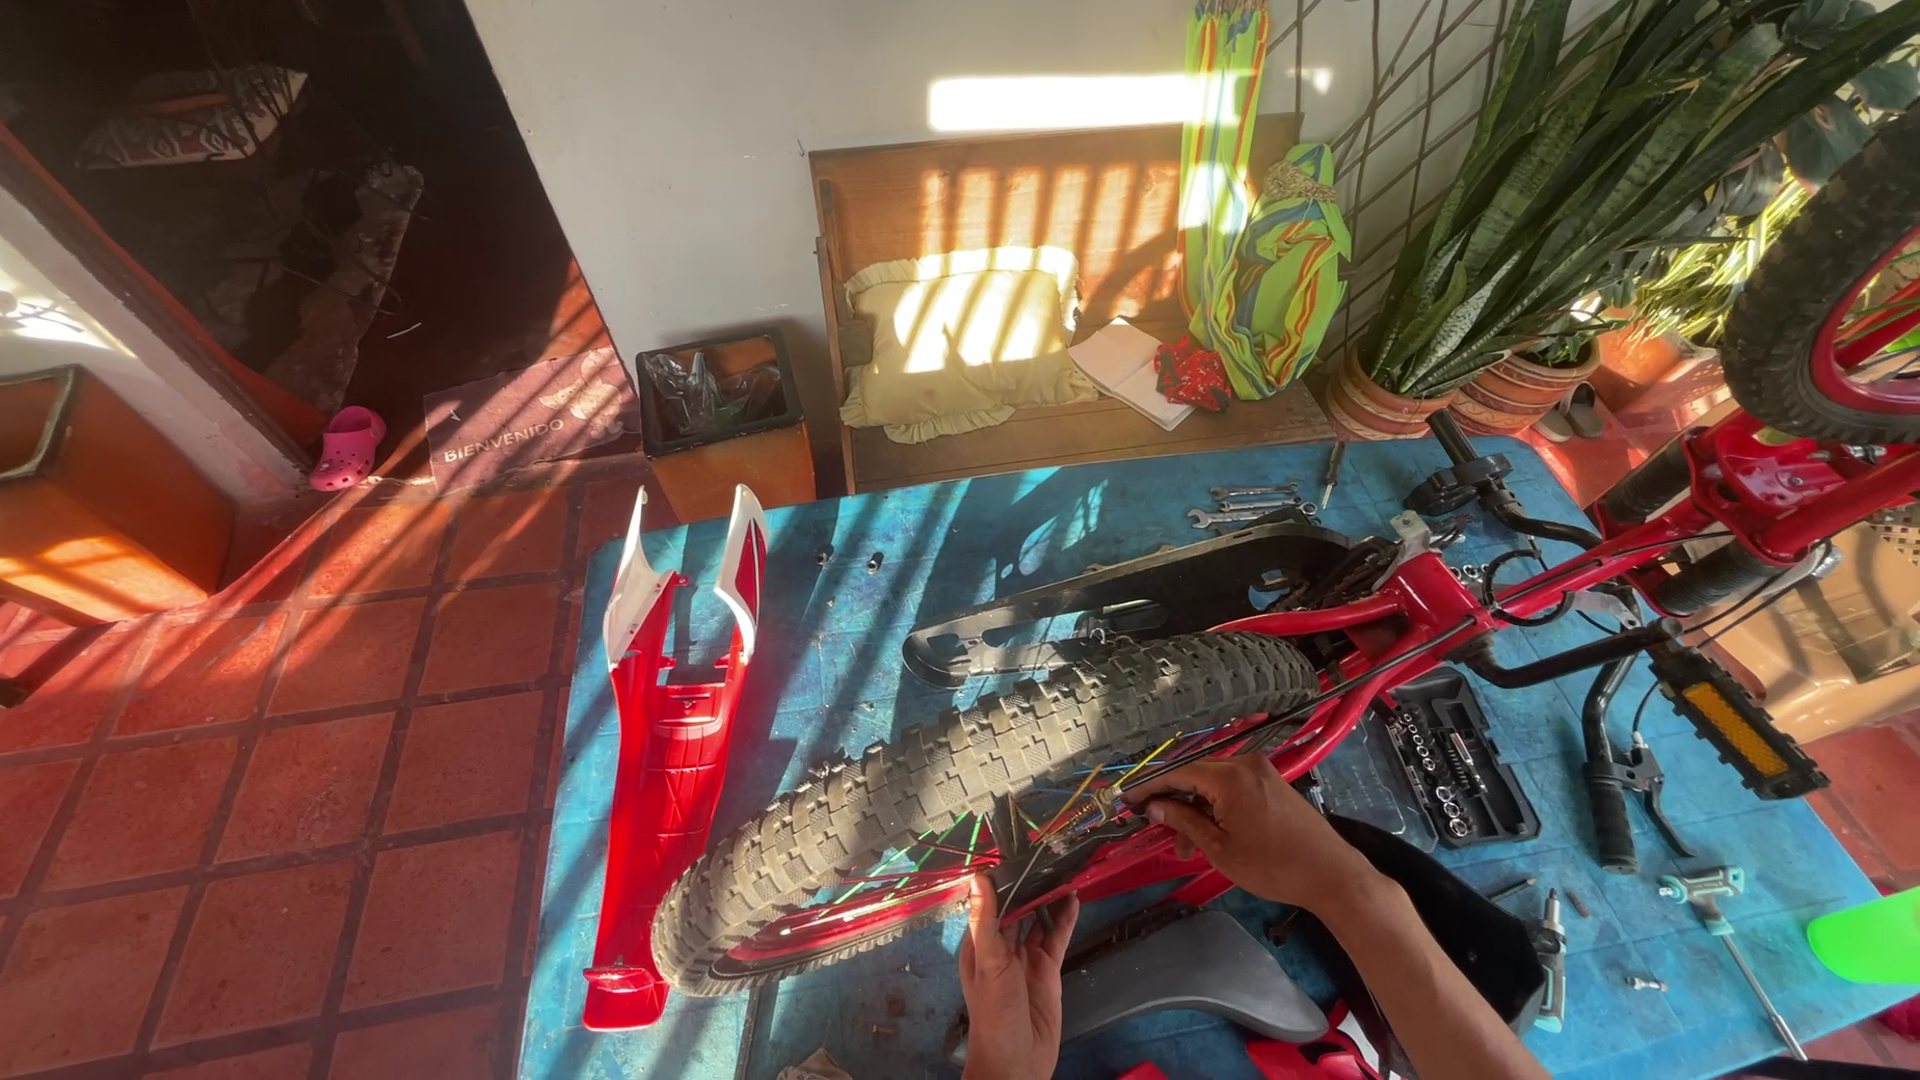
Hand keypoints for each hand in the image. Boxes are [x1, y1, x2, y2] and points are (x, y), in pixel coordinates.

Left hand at [958, 873, 1079, 1079]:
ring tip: (1064, 871)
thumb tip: (979, 877)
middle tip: (1048, 857)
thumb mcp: (988, 962)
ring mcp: (1026, 958)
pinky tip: (1073, 899)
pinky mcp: (1048, 970)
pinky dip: (1065, 919)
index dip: (1004, 880)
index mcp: (980, 943)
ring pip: (1039, 920)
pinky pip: (1056, 938)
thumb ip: (986, 920)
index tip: (1019, 854)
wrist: (1017, 1064)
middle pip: (1018, 908)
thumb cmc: (994, 1012)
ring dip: (1049, 899)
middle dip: (1030, 886)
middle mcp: (1002, 947)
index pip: (992, 903)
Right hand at [1123, 755, 1381, 910]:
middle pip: (1194, 775)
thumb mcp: (1220, 848)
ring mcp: (1261, 771)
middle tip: (1158, 829)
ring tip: (1188, 844)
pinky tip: (1210, 830)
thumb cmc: (1273, 866)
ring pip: (1213, 782)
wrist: (1333, 876)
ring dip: (1195, 807)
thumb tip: (1154, 807)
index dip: (1149, 787)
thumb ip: (1184, 822)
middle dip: (1174, 801)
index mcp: (1229, 777)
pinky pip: (1232, 786)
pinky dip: (1216, 805)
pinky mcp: (1271, 782)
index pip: (1177, 774)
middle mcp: (1244, 764)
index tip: (1127, 800)